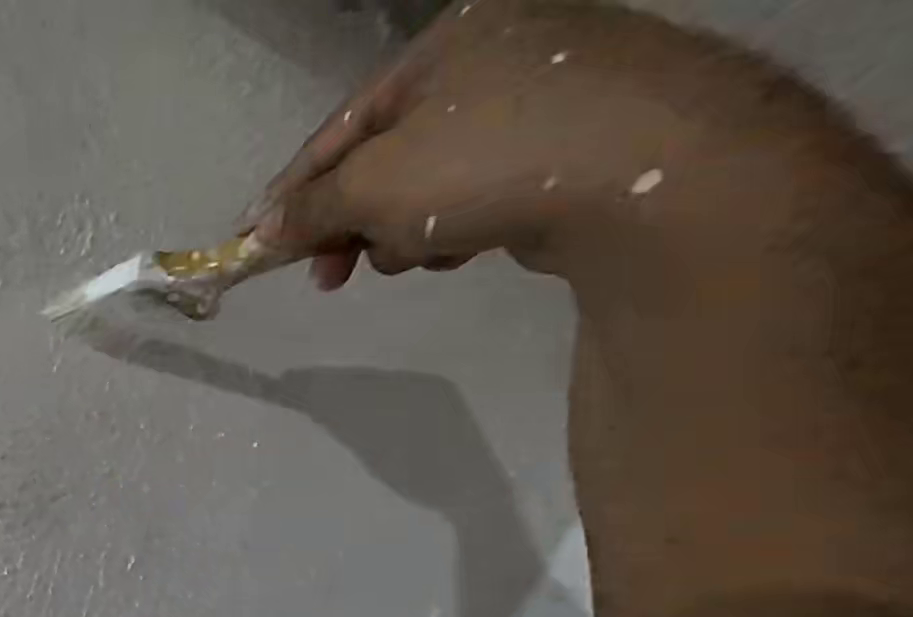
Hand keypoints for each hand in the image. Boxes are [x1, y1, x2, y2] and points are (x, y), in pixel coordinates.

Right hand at [241, 0, 765, 289]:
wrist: (657, 181)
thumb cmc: (488, 163)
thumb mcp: (372, 186)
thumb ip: (308, 209)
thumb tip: (263, 233)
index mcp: (445, 43)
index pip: (337, 130)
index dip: (290, 192)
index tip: (256, 242)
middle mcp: (498, 56)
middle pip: (384, 159)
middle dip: (350, 223)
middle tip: (328, 277)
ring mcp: (547, 98)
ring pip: (430, 184)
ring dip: (403, 231)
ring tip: (413, 258)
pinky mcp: (577, 149)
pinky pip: (479, 194)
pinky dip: (456, 228)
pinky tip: (461, 251)